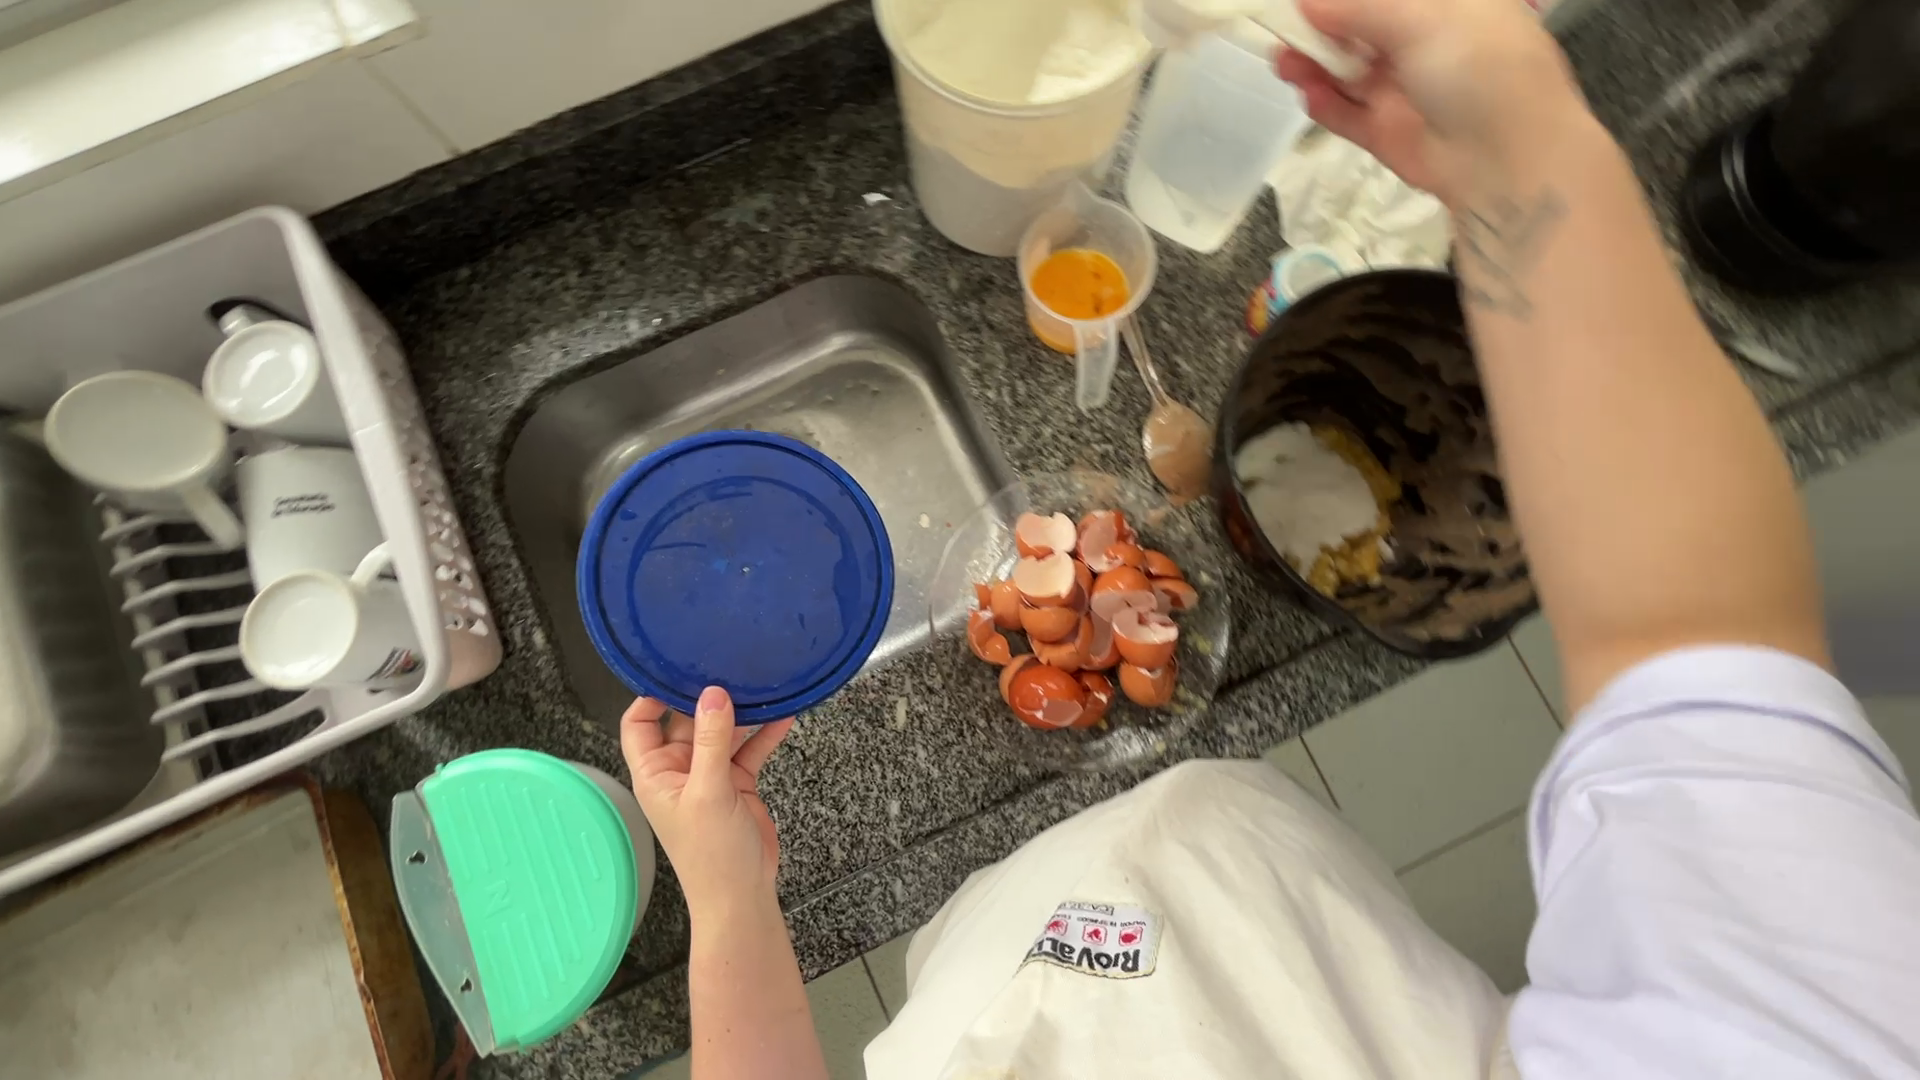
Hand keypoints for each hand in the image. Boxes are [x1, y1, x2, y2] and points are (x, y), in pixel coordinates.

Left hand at [620, 687, 794, 916]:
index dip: (651, 697)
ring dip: (741, 713)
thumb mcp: (710, 791)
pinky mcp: (738, 782)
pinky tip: (785, 715)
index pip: (640, 724)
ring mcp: (711, 774)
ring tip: (761, 684)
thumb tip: (713, 694)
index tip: (676, 671)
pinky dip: (766, 733)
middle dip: (706, 698)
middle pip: (686, 721)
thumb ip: (712, 741)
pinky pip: (750, 748)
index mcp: (656, 772)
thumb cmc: (712, 853)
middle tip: (729, 666)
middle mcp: (680, 769)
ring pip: (722, 731)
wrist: (743, 895)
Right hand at [1276, 0, 1587, 205]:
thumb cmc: (1478, 67)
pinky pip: (1346, 114)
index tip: (1305, 2)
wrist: (1500, 155)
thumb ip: (1360, 9)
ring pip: (1345, 74)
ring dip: (1313, 67)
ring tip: (1282, 62)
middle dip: (1320, 29)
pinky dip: (1325, 105)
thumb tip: (1308, 2)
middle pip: (1358, 32)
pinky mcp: (1383, 132)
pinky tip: (1309, 95)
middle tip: (1282, 29)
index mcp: (1445, 4)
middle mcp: (1421, 43)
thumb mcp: (1423, 20)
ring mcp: (1400, 90)